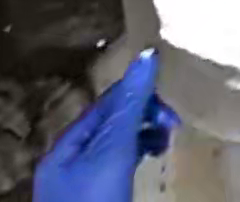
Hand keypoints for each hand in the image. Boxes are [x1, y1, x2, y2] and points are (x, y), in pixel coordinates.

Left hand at [34, 50, 179, 201]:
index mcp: (66, 146)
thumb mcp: (115, 149)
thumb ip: (130, 103)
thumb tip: (148, 53)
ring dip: (145, 134)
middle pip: (112, 122)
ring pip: (118, 144)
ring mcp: (82, 187)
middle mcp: (69, 162)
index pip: (108, 101)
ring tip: (167, 138)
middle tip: (173, 119)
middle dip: (145, 114)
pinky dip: (139, 155)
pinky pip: (121, 166)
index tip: (170, 96)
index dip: (139, 92)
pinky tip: (154, 156)